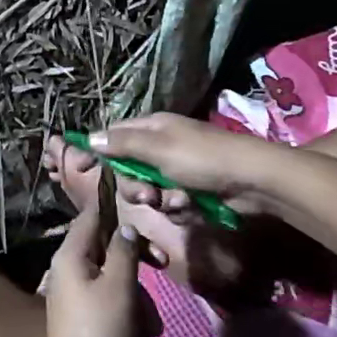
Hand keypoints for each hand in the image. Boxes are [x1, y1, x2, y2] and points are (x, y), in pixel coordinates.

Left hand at [45, 195, 146, 336]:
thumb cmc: (101, 332)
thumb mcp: (119, 287)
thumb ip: (124, 251)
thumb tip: (125, 226)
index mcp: (69, 256)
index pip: (90, 217)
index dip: (113, 208)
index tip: (139, 202)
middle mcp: (67, 270)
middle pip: (107, 250)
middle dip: (136, 263)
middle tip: (163, 265)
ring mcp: (74, 296)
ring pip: (114, 280)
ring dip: (138, 297)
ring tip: (150, 326)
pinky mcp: (84, 320)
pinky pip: (111, 304)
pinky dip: (130, 315)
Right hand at [90, 112, 276, 211]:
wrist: (254, 181)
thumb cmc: (202, 158)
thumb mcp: (158, 148)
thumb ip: (122, 144)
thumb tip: (90, 138)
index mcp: (151, 128)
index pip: (113, 136)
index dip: (98, 152)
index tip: (82, 170)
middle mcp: (161, 146)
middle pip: (128, 170)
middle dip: (136, 187)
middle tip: (148, 196)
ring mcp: (177, 170)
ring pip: (149, 191)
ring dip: (161, 200)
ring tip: (180, 201)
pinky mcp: (191, 191)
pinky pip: (170, 203)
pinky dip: (180, 207)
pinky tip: (194, 206)